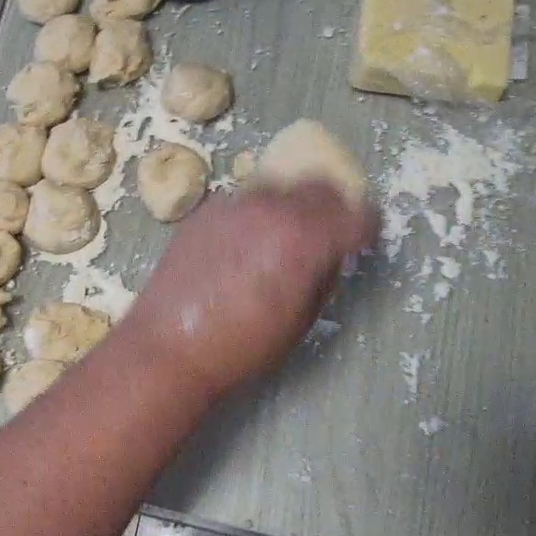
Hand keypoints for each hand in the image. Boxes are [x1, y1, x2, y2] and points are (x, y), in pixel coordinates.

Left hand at [116, 182, 376, 399]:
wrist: (168, 348)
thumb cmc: (239, 349)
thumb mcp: (299, 322)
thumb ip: (323, 279)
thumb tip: (329, 257)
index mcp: (304, 241)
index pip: (357, 214)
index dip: (367, 227)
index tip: (364, 240)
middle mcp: (271, 211)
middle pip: (320, 187)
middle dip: (333, 208)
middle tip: (330, 234)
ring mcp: (234, 206)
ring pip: (279, 188)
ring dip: (292, 206)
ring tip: (284, 238)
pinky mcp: (203, 213)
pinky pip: (243, 201)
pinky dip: (256, 214)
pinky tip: (245, 244)